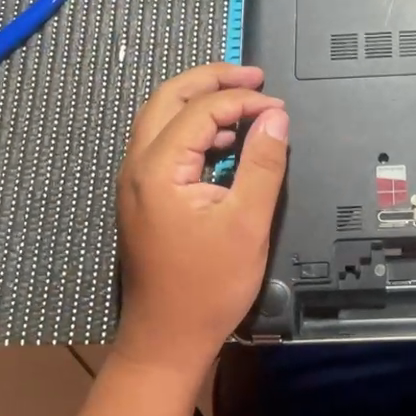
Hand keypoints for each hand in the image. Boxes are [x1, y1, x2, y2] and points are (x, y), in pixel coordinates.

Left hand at [114, 63, 288, 373]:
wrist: (167, 340)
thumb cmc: (208, 286)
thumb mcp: (248, 222)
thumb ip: (263, 163)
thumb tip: (276, 117)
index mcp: (159, 168)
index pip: (202, 111)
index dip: (244, 100)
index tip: (279, 108)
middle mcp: (138, 167)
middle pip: (168, 99)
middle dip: (211, 81)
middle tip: (253, 76)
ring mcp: (136, 182)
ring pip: (161, 119)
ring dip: (200, 102)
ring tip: (243, 102)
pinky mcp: (144, 197)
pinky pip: (164, 144)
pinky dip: (193, 129)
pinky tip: (225, 142)